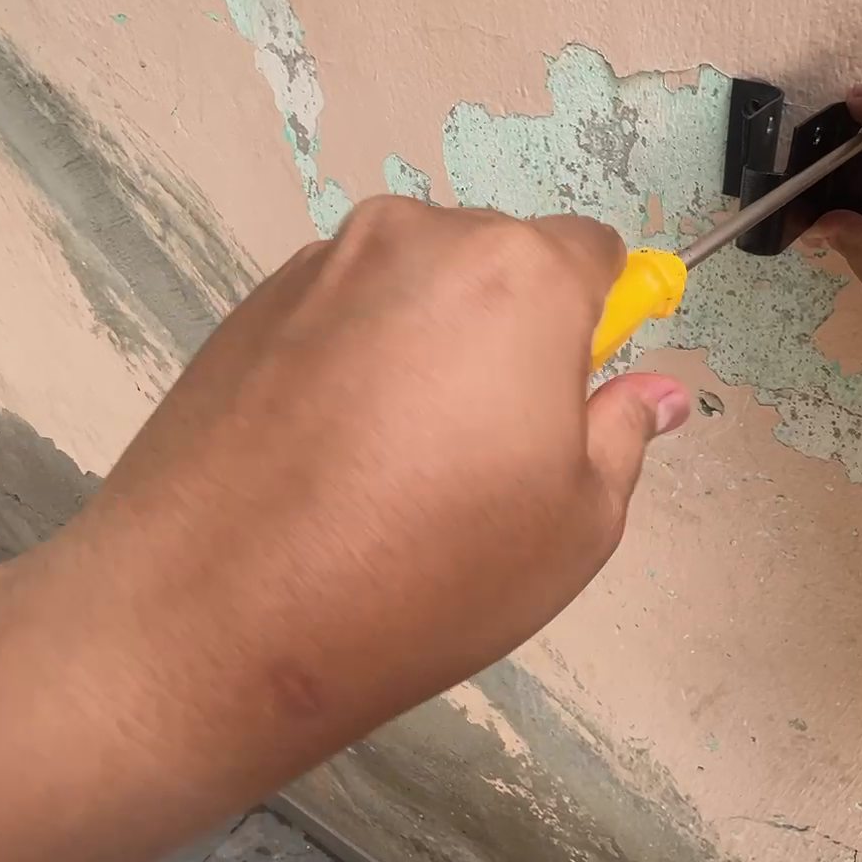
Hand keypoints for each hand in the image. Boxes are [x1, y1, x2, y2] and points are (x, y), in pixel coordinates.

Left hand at [44, 198, 691, 732]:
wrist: (207, 624)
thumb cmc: (431, 574)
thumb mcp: (579, 522)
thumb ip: (626, 432)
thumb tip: (655, 392)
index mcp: (520, 276)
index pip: (598, 252)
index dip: (602, 320)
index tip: (571, 393)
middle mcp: (422, 237)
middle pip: (509, 259)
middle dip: (522, 327)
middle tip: (490, 438)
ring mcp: (326, 260)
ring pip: (428, 278)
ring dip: (444, 335)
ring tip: (405, 448)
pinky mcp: (255, 297)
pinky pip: (354, 301)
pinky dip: (371, 347)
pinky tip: (338, 443)